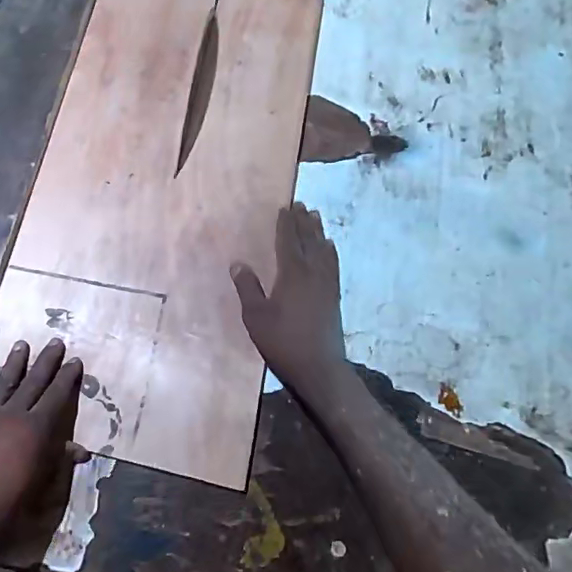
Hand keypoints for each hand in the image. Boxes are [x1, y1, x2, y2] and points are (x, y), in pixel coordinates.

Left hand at [0, 339, 83, 548]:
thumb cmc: (7, 503)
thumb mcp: (41, 484)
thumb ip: (59, 461)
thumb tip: (81, 450)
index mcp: (35, 428)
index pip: (56, 395)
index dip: (67, 377)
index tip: (74, 360)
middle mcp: (12, 413)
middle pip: (33, 381)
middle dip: (46, 361)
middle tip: (56, 341)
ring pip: (3, 382)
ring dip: (14, 363)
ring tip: (22, 344)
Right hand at [231, 203, 348, 395]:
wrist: (319, 366)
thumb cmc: (283, 341)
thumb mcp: (256, 316)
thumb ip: (247, 288)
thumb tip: (238, 263)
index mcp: (292, 273)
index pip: (288, 241)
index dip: (286, 224)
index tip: (285, 208)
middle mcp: (313, 272)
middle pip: (309, 240)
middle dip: (304, 222)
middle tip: (301, 204)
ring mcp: (327, 284)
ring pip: (324, 249)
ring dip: (318, 231)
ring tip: (316, 217)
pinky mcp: (334, 296)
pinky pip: (333, 264)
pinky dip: (330, 251)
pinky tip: (330, 248)